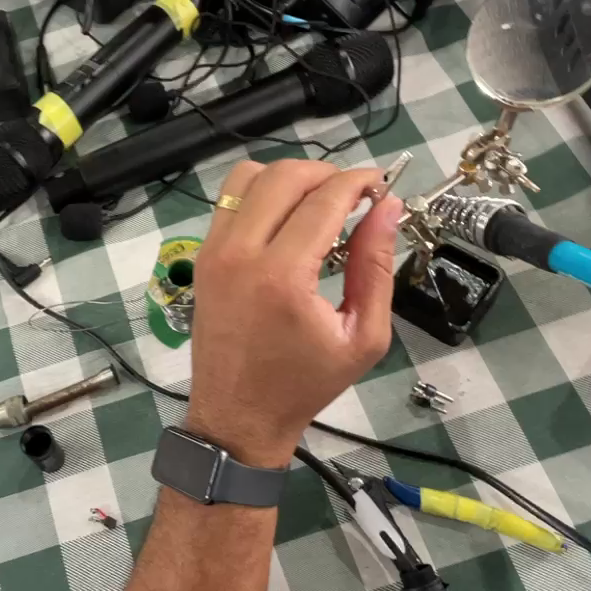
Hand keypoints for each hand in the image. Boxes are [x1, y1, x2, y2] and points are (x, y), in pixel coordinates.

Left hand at [185, 160, 403, 466]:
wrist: (238, 416)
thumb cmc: (304, 385)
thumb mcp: (362, 337)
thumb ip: (376, 268)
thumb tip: (389, 209)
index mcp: (283, 276)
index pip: (325, 198)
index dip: (360, 182)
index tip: (381, 187)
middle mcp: (240, 253)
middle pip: (284, 176)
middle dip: (327, 174)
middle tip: (352, 198)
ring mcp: (213, 253)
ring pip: (248, 177)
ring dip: (288, 179)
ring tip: (316, 205)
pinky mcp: (202, 259)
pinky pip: (228, 202)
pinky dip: (259, 197)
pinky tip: (284, 223)